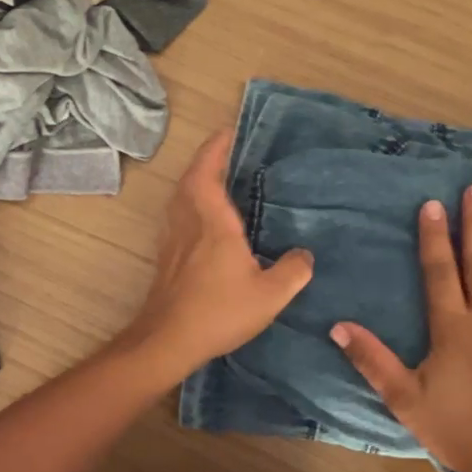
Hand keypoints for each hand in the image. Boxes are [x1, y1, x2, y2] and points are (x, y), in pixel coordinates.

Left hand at [116, 130, 313, 377]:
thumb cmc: (218, 312)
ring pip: (180, 199)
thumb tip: (305, 255)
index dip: (216, 148)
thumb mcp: (269, 295)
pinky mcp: (166, 259)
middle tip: (227, 153)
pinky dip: (190, 206)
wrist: (167, 340)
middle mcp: (188, 223)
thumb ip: (293, 271)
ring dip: (195, 182)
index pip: (208, 172)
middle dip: (206, 161)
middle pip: (190, 180)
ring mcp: (173, 241)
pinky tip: (203, 222)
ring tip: (216, 181)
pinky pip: (178, 218)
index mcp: (212, 222)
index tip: (229, 131)